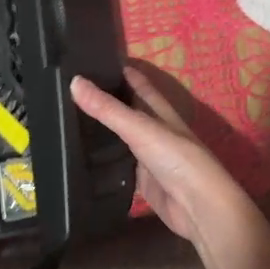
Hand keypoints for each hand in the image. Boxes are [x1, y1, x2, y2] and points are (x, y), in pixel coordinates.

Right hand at [72, 67, 269, 268]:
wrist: (199, 208)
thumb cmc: (176, 157)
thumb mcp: (139, 128)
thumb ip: (107, 109)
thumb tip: (74, 81)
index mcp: (159, 111)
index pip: (138, 84)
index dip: (121, 72)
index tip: (95, 60)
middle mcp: (153, 130)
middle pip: (127, 112)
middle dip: (107, 102)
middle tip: (73, 90)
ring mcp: (148, 158)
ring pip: (122, 140)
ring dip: (104, 133)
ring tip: (70, 120)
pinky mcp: (143, 183)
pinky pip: (119, 168)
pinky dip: (104, 163)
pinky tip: (84, 159)